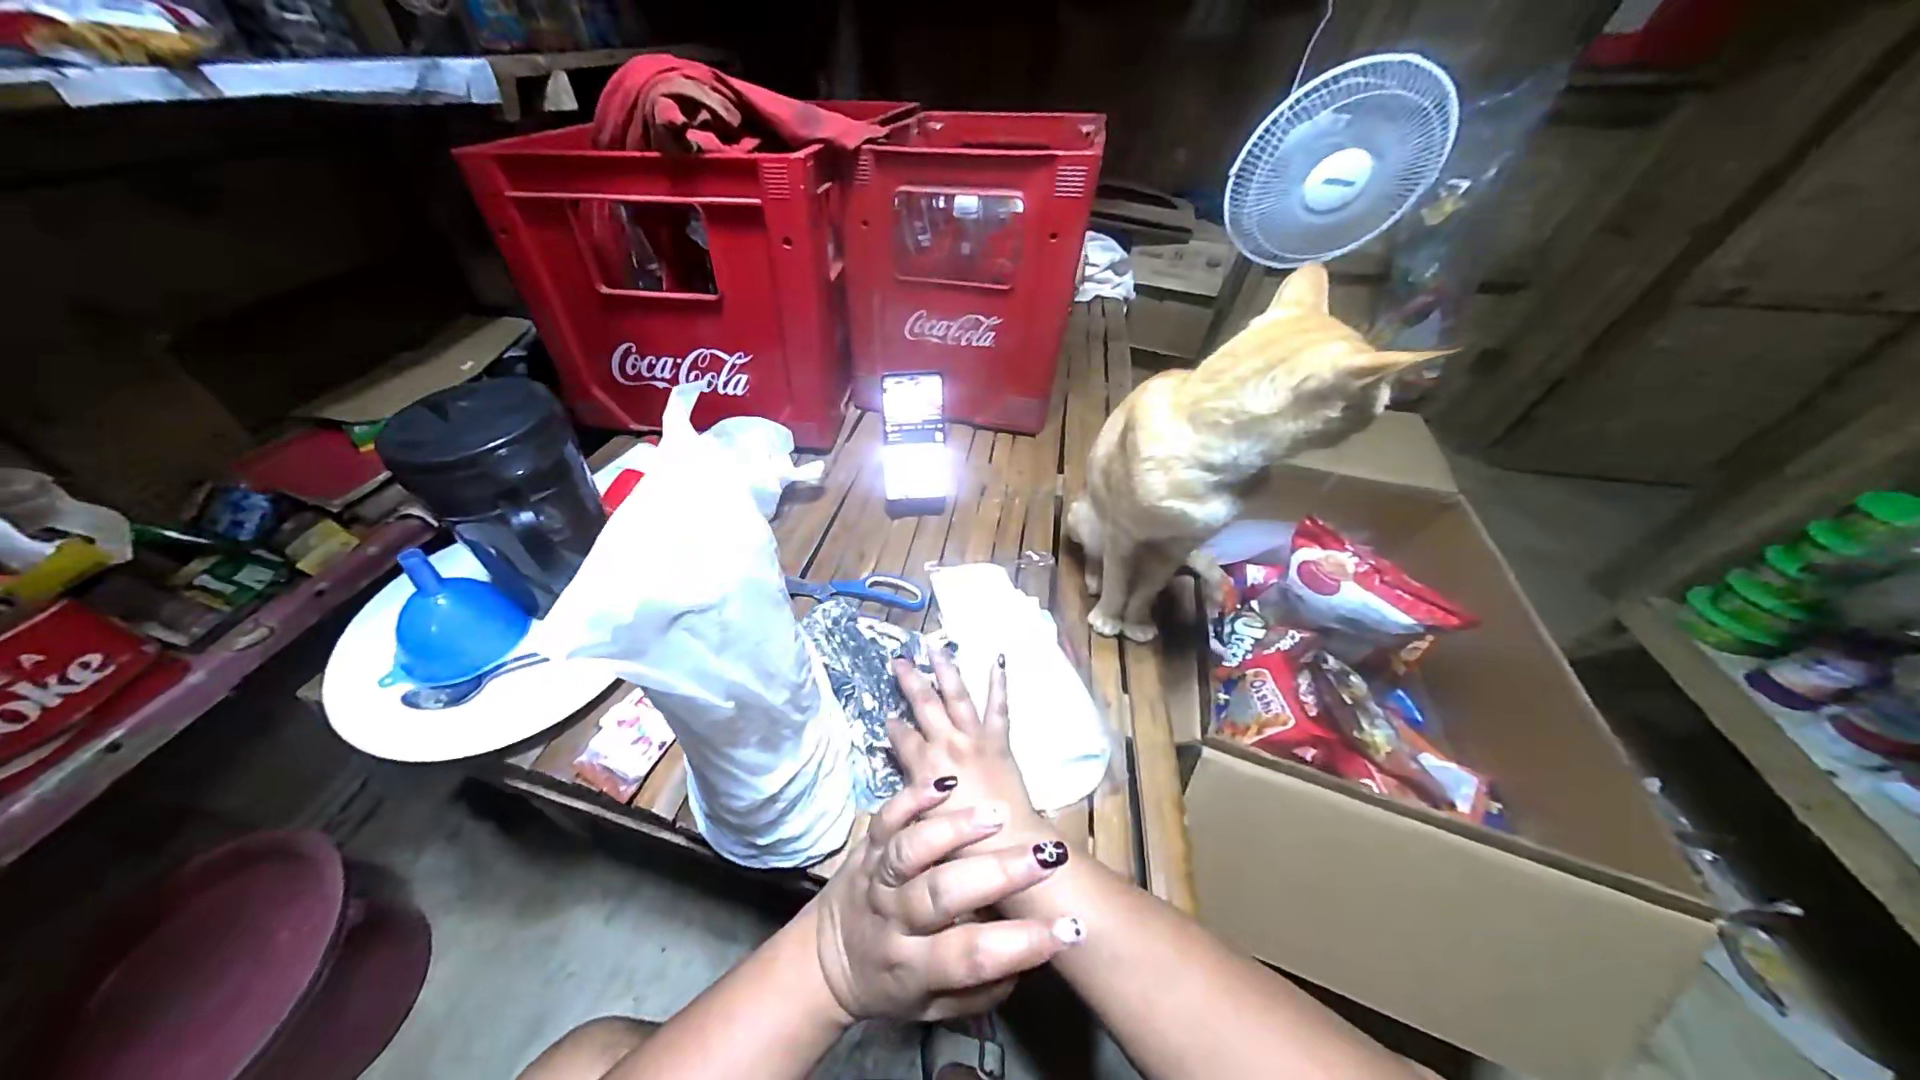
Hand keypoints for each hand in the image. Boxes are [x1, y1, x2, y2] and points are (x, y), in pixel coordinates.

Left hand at [812, 779, 1082, 1022]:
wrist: (825, 958)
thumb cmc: (891, 983)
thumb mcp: (934, 1007)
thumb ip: (981, 989)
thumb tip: (1031, 956)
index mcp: (912, 965)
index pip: (969, 957)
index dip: (1021, 946)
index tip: (1069, 928)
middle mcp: (892, 918)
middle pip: (941, 895)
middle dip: (997, 875)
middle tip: (1046, 857)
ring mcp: (876, 875)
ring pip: (911, 850)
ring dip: (955, 829)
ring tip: (998, 814)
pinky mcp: (867, 843)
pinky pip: (886, 817)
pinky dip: (911, 799)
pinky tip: (945, 784)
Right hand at [887, 651, 1057, 856]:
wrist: (1009, 842)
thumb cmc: (961, 846)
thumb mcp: (921, 824)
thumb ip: (910, 797)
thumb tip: (901, 782)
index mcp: (925, 765)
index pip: (901, 737)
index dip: (892, 727)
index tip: (886, 717)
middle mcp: (947, 743)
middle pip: (924, 704)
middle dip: (910, 681)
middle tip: (899, 660)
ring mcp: (975, 738)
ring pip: (957, 696)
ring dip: (946, 671)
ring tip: (936, 647)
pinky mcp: (999, 741)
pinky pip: (998, 708)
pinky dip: (998, 683)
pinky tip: (998, 660)